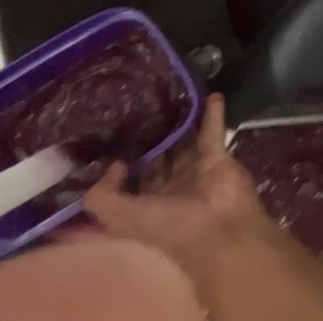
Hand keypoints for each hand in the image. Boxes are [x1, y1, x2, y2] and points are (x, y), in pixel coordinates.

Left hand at [80, 94, 272, 284]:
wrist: (220, 227)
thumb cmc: (166, 226)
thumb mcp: (120, 218)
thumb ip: (102, 195)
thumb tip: (114, 164)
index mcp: (141, 207)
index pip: (123, 187)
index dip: (113, 171)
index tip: (105, 147)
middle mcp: (166, 189)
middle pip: (155, 162)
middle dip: (148, 143)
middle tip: (140, 115)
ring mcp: (193, 172)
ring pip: (183, 145)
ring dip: (179, 126)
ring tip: (172, 102)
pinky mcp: (217, 158)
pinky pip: (212, 133)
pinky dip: (212, 116)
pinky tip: (211, 96)